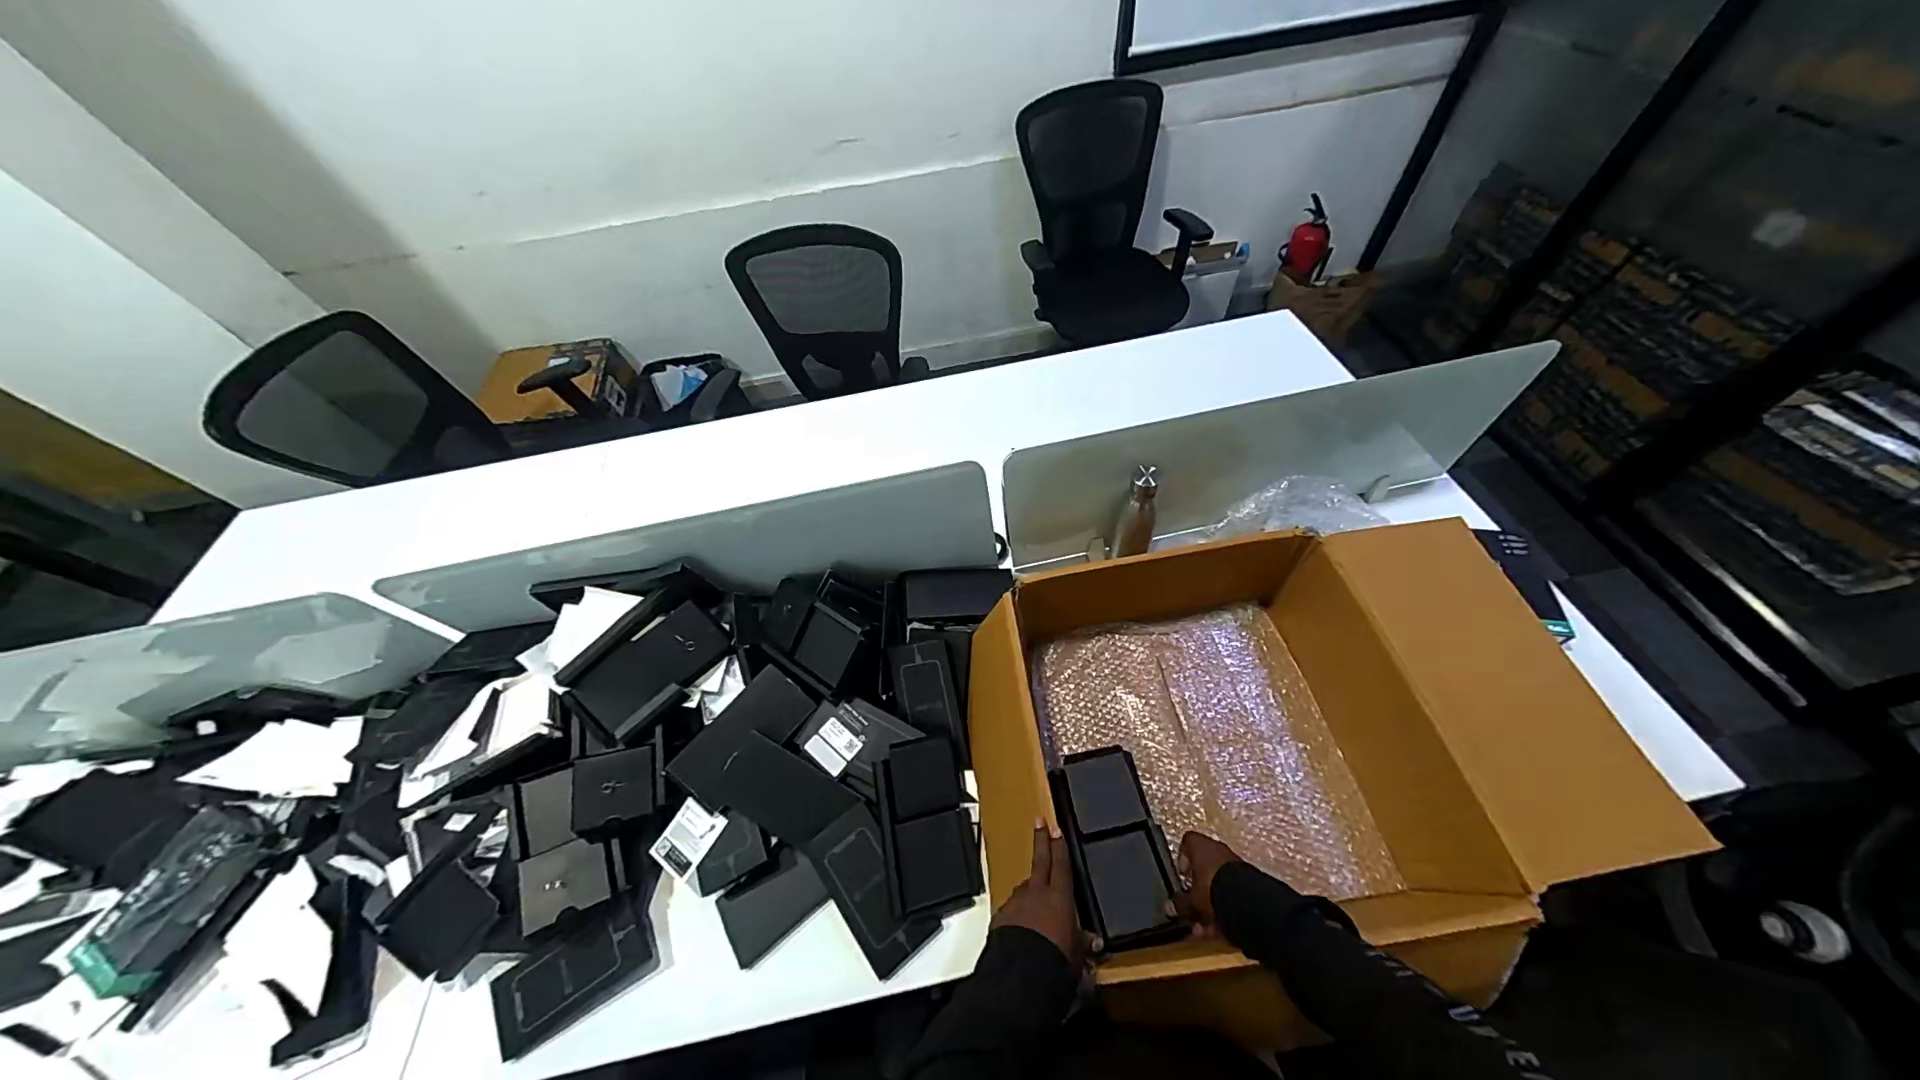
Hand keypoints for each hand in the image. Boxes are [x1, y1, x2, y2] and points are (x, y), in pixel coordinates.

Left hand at [992, 819, 1098, 965]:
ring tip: (1035, 896)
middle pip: (1039, 861)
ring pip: (1024, 888)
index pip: (1061, 865)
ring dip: (1029, 888)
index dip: (1059, 846)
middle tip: (1039, 822)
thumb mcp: (1076, 955)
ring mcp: (1015, 903)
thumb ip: (1083, 943)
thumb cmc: (1055, 962)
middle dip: (1040, 841)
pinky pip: (1012, 909)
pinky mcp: (1000, 918)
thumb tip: (1094, 941)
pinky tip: (1021, 925)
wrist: (1019, 975)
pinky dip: (1018, 912)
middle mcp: (1036, 894)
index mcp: (1059, 898)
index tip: (1056, 828)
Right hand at [1171, 831, 1243, 936]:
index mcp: (1201, 845)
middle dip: (1196, 888)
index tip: (1181, 876)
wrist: (1249, 904)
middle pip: (1203, 866)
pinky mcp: (1249, 883)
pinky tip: (1217, 928)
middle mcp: (1218, 850)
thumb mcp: (1190, 898)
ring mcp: (1236, 866)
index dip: (1182, 859)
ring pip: (1217, 883)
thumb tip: (1169, 907)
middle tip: (1191, 904)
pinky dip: (1223, 907)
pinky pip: (1230, 893)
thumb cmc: (1210, 889)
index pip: (1187, 842)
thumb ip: (1179, 903)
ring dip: (1209, 901)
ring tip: (1203, 924)